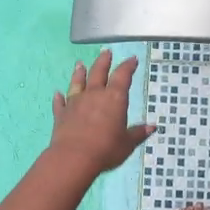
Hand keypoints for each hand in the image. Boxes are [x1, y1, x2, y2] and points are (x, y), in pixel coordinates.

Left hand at [48, 49, 155, 174]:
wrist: (74, 157)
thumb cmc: (106, 149)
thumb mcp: (127, 143)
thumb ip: (138, 133)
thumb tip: (152, 126)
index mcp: (114, 98)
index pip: (122, 76)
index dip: (128, 66)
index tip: (132, 59)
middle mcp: (94, 95)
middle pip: (98, 72)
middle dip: (103, 61)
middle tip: (106, 52)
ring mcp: (75, 102)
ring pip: (77, 83)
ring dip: (79, 73)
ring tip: (80, 64)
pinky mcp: (61, 114)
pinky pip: (60, 103)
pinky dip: (59, 98)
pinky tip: (57, 94)